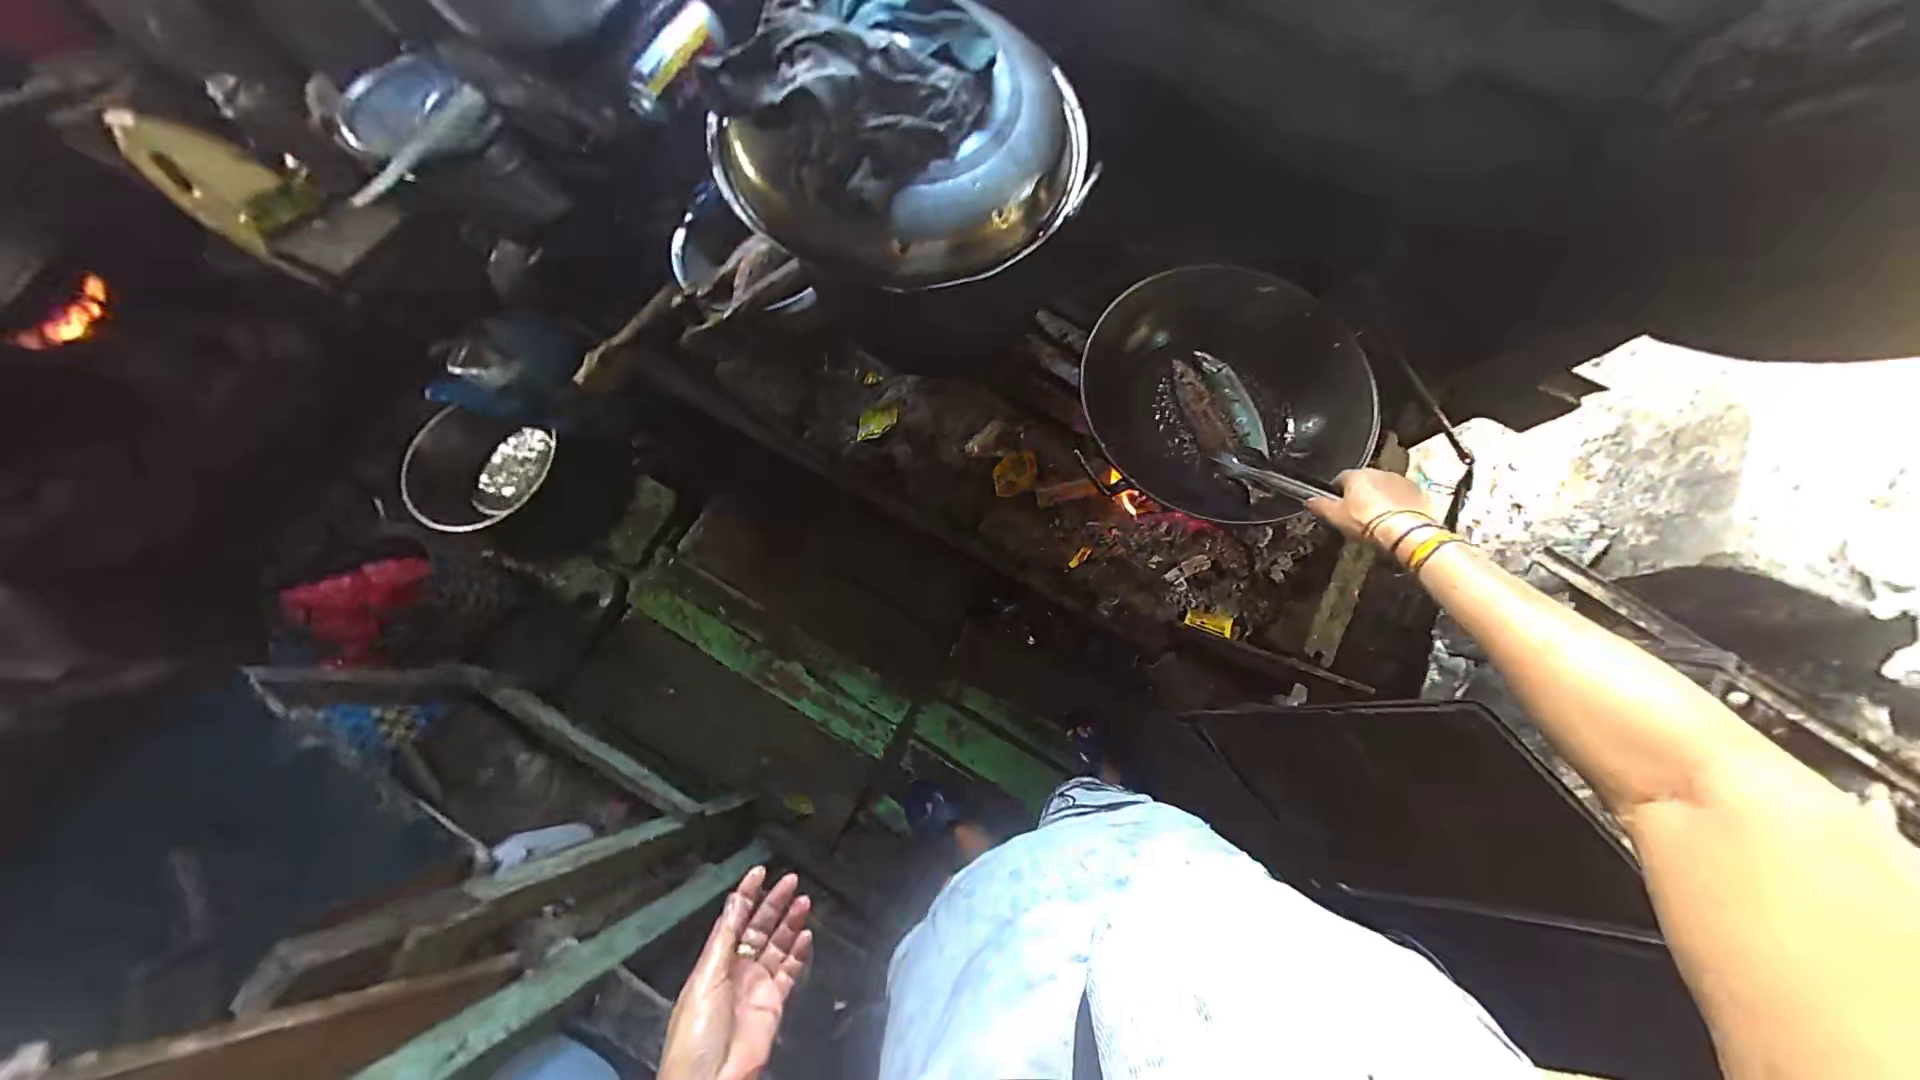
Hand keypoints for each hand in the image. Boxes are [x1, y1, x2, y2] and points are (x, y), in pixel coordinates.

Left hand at [658, 866, 813, 1079]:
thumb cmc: (698, 1033)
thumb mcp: (706, 979)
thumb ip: (725, 937)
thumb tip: (736, 898)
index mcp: (714, 962)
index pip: (734, 919)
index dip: (747, 895)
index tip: (761, 870)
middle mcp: (736, 970)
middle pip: (759, 929)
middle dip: (774, 903)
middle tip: (792, 880)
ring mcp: (756, 987)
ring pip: (777, 946)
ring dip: (790, 923)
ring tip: (805, 901)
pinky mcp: (773, 1004)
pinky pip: (789, 972)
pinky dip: (798, 953)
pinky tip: (807, 935)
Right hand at [1305, 468, 1438, 551]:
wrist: (1405, 531)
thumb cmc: (1365, 521)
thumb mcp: (1335, 516)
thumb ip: (1320, 506)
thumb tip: (1308, 500)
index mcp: (1357, 475)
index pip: (1340, 478)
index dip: (1336, 491)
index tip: (1336, 505)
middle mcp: (1379, 472)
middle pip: (1364, 481)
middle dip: (1359, 494)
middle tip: (1356, 513)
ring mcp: (1401, 480)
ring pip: (1384, 487)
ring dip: (1379, 497)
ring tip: (1376, 517)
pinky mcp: (1419, 492)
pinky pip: (1402, 496)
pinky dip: (1396, 503)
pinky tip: (1393, 518)